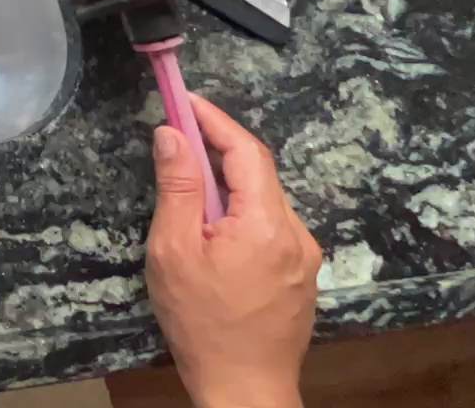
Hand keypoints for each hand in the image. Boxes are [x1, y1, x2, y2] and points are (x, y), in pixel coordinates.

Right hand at [146, 94, 321, 407]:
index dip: (213, 118)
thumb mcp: (173, 247)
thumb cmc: (200, 317)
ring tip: (182, 175)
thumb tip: (171, 133)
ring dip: (224, 176)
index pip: (246, 151)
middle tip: (172, 127)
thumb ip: (177, 186)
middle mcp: (296, 234)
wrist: (243, 389)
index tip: (180, 96)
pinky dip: (236, 202)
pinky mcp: (299, 273)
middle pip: (256, 170)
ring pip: (261, 196)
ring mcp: (303, 256)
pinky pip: (266, 220)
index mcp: (266, 225)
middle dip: (215, 142)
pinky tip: (207, 217)